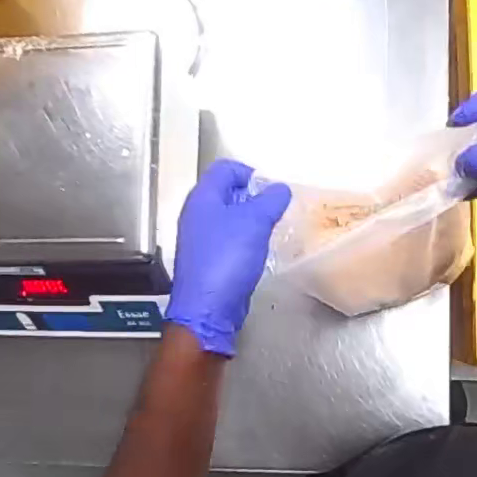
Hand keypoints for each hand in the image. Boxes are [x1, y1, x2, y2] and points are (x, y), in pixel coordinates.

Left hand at [165, 160, 291, 356]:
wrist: (207, 308)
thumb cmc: (227, 260)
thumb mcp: (255, 223)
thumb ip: (270, 201)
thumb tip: (280, 189)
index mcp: (203, 198)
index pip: (225, 169)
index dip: (250, 172)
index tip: (270, 189)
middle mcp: (196, 215)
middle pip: (225, 192)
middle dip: (252, 197)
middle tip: (273, 209)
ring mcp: (199, 240)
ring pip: (227, 218)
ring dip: (249, 220)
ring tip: (269, 230)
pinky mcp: (206, 261)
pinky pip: (227, 241)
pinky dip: (244, 240)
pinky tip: (256, 252)